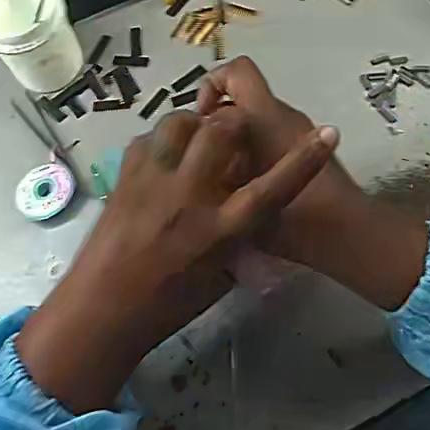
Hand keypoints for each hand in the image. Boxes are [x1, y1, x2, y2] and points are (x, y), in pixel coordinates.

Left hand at [16, 107, 339, 411]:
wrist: (101, 310)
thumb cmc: (166, 305)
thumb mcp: (217, 278)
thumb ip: (237, 240)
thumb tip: (247, 217)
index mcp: (218, 231)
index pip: (271, 189)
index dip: (303, 161)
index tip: (329, 134)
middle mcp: (187, 197)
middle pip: (220, 132)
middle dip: (236, 119)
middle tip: (237, 129)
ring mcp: (152, 182)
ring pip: (179, 123)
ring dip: (196, 122)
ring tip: (200, 137)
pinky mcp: (124, 178)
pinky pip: (148, 139)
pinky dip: (164, 140)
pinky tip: (166, 156)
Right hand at [196, 57, 428, 310]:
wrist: (345, 233)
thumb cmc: (291, 216)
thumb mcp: (236, 196)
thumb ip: (210, 171)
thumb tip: (191, 156)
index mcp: (265, 118)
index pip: (237, 71)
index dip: (211, 84)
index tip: (200, 120)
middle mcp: (284, 117)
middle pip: (243, 98)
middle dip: (218, 119)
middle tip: (202, 154)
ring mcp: (299, 132)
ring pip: (256, 121)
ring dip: (234, 140)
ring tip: (219, 177)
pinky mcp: (309, 152)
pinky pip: (271, 137)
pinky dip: (253, 152)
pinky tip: (243, 189)